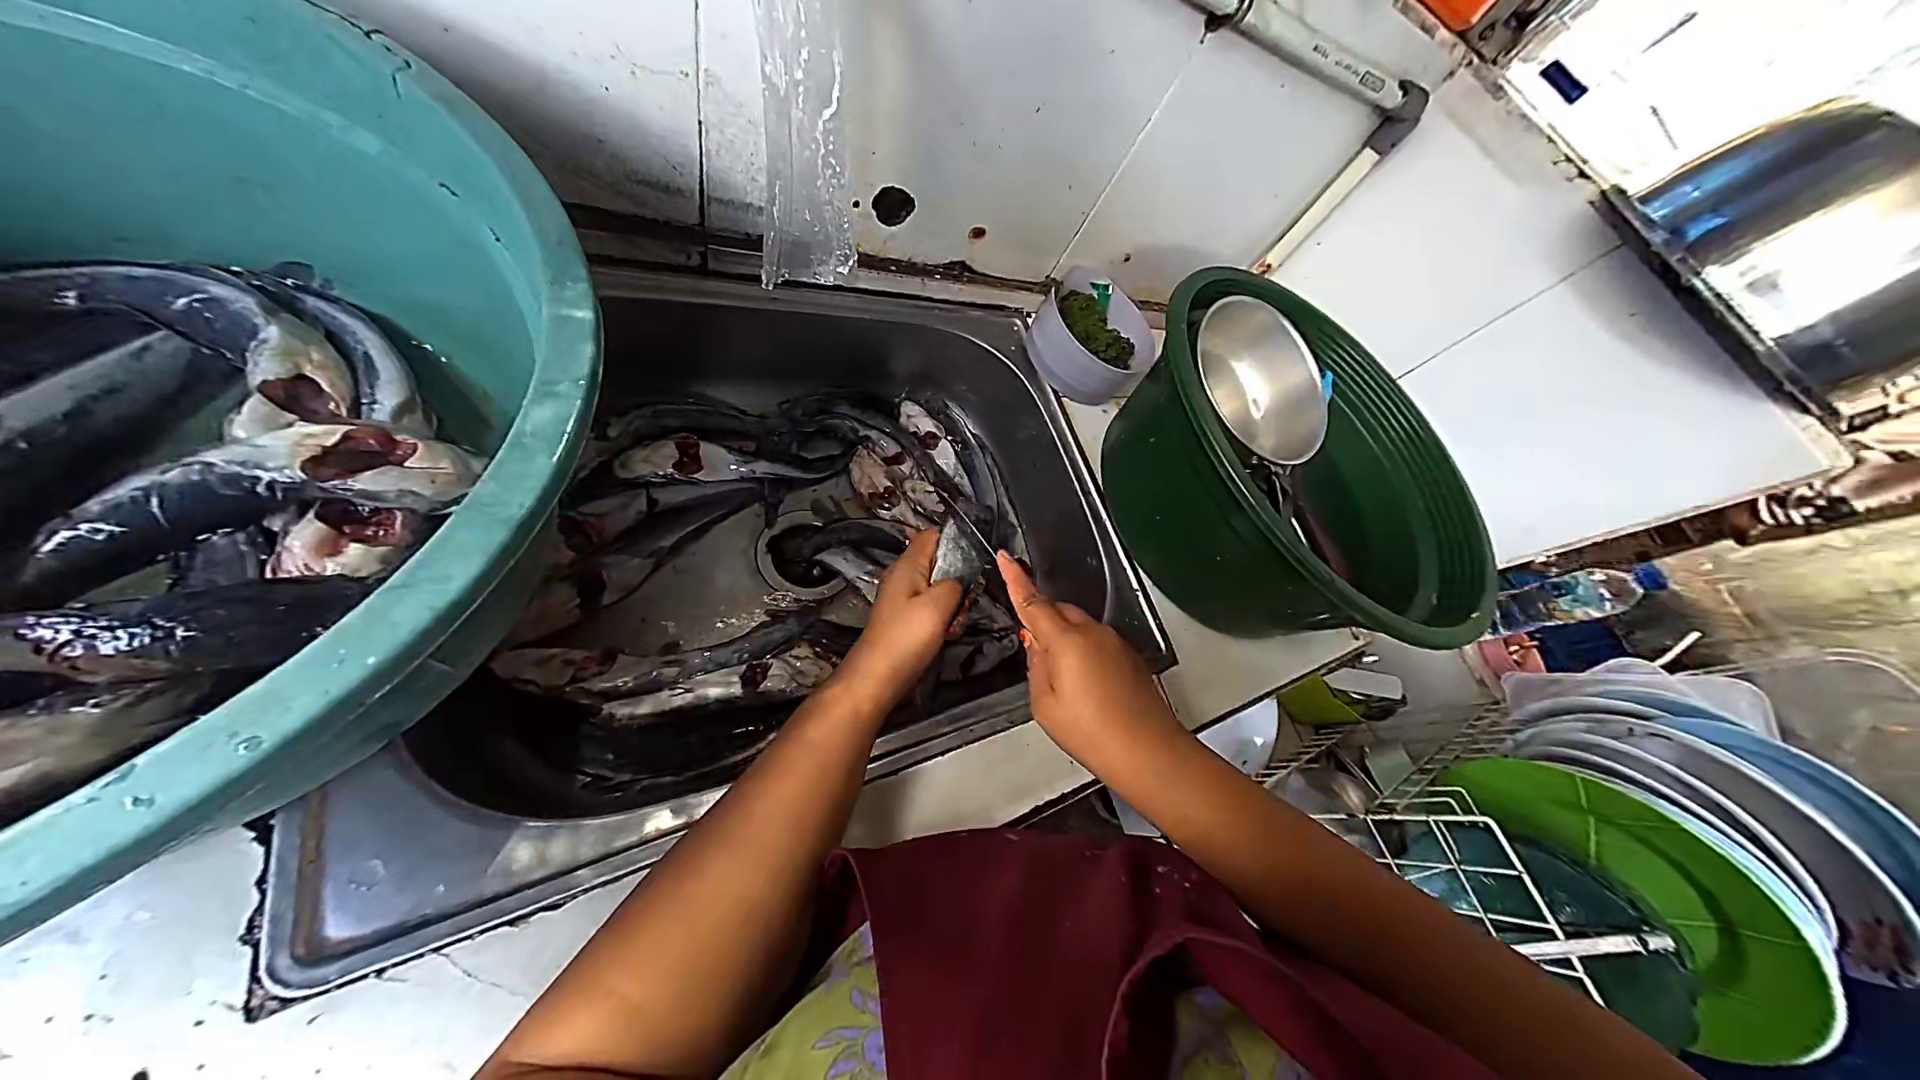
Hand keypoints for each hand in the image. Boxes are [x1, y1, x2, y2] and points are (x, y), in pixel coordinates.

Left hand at [835, 529, 964, 700]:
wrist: (878, 679)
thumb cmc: (905, 638)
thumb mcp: (937, 605)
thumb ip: (954, 584)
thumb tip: (959, 580)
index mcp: (906, 566)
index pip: (931, 535)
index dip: (954, 540)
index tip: (974, 558)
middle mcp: (904, 578)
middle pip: (941, 566)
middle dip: (958, 582)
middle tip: (961, 604)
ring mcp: (906, 600)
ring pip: (941, 591)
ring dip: (954, 606)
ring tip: (951, 625)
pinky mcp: (909, 620)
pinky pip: (934, 611)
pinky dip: (944, 621)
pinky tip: (945, 636)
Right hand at [997, 551, 1182, 767]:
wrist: (1148, 751)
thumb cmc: (1094, 733)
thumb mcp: (1045, 705)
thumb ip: (1035, 666)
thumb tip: (1036, 647)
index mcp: (1066, 641)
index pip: (1033, 601)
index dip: (1015, 578)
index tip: (1005, 558)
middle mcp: (1092, 632)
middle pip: (1058, 611)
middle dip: (1042, 623)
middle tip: (1036, 657)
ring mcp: (1114, 641)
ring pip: (1079, 627)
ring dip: (1065, 641)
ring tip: (1065, 685)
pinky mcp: (1129, 654)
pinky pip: (1098, 641)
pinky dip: (1085, 652)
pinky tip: (1087, 687)